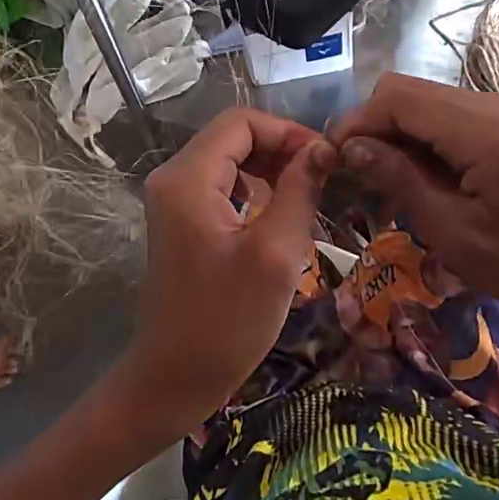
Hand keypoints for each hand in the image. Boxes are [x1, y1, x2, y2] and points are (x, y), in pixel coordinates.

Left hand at [109, 108, 335, 441]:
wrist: (174, 377)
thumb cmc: (227, 321)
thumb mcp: (275, 254)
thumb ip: (299, 191)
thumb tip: (323, 149)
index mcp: (187, 178)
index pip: (241, 122)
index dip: (288, 132)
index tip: (327, 160)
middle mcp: (172, 178)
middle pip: (233, 137)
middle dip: (281, 149)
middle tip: (323, 179)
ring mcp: (172, 200)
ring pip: (228, 160)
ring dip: (269, 168)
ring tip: (307, 194)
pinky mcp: (179, 221)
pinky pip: (220, 186)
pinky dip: (252, 189)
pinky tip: (277, 212)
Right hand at [330, 74, 498, 321]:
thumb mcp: (451, 231)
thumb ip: (399, 179)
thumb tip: (349, 147)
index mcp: (482, 130)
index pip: (396, 99)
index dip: (357, 125)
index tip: (332, 163)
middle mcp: (487, 105)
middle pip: (402, 91)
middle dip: (368, 126)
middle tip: (351, 173)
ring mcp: (492, 110)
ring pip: (414, 100)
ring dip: (386, 133)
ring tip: (375, 177)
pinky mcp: (492, 122)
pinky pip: (434, 115)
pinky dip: (409, 138)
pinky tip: (405, 174)